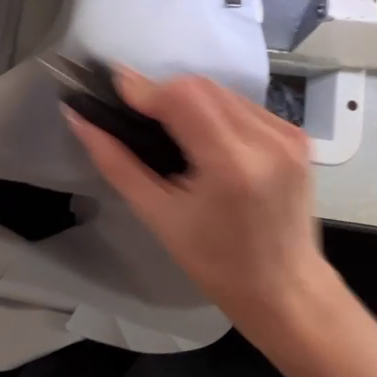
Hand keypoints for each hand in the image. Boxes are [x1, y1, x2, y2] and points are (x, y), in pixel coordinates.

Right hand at [65, 69, 326, 330]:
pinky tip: (201, 137)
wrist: (284, 288)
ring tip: (166, 128)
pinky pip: (243, 105)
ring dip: (187, 100)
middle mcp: (268, 141)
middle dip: (162, 93)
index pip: (183, 97)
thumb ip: (116, 162)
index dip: (144, 88)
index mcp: (232, 165)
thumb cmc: (216, 262)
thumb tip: (79, 118)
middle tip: (134, 114)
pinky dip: (214, 111)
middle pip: (201, 87)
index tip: (112, 89)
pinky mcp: (297, 136)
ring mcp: (288, 136)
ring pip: (221, 91)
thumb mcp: (157, 216)